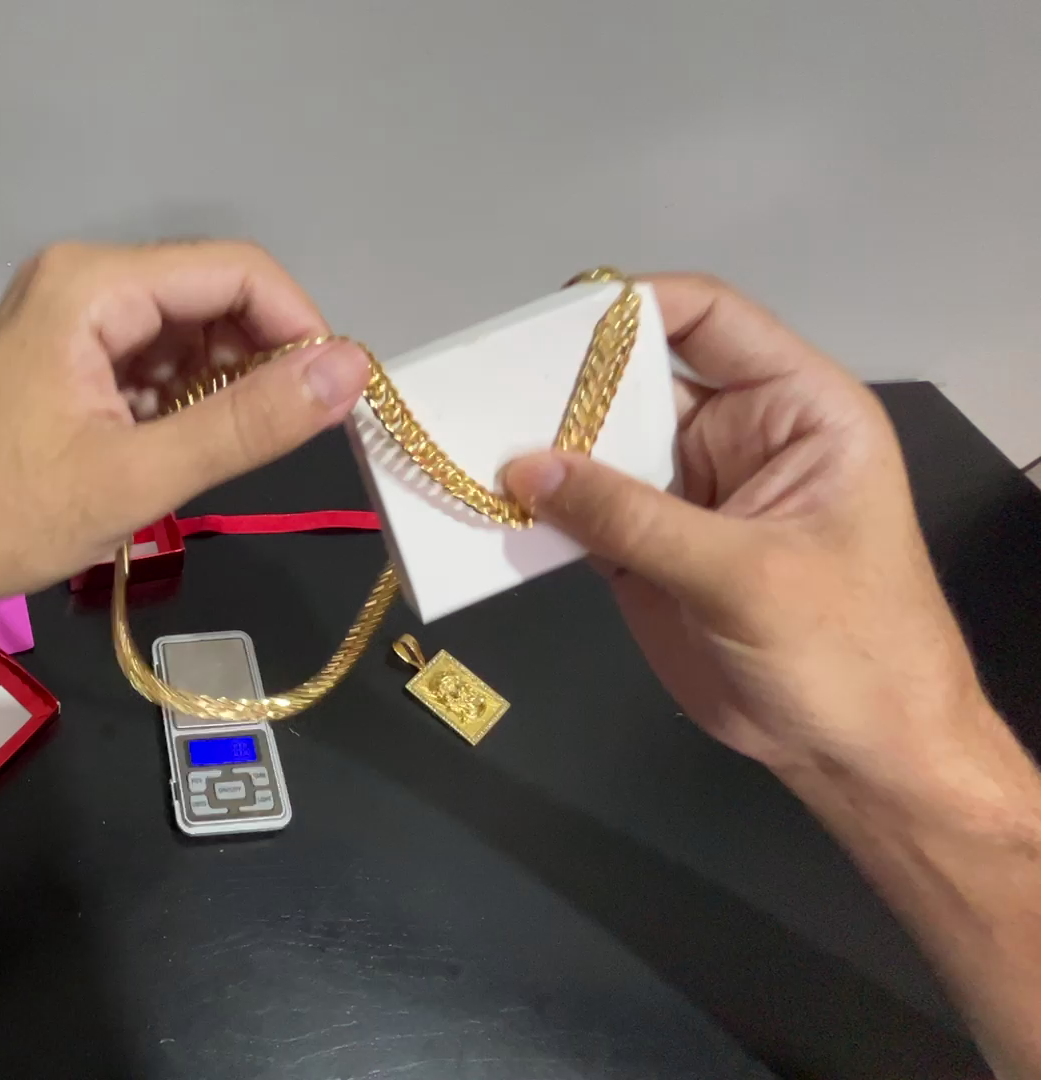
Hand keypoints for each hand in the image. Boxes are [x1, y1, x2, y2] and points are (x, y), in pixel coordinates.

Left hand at [0, 241, 369, 617]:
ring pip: (175, 333)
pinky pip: (139, 361)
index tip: (329, 398)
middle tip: (271, 438)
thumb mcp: (137, 477)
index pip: (234, 271)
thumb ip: (247, 422)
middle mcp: (75, 280)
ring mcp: (59, 317)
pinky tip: (167, 449)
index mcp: (90, 285)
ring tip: (212, 453)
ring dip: (213, 386)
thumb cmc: (6, 518)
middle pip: (204, 297)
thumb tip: (350, 368)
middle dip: (253, 360)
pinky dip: (171, 399)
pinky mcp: (53, 356)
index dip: (297, 326)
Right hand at [503, 274, 988, 781]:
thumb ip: (630, 518)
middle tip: (479, 397)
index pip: (708, 323)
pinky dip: (528, 509)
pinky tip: (485, 508)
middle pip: (628, 385)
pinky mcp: (631, 544)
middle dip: (557, 387)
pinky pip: (569, 509)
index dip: (632, 309)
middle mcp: (724, 439)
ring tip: (465, 451)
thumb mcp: (744, 574)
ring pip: (588, 449)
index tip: (548, 327)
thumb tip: (520, 470)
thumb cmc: (844, 650)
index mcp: (789, 413)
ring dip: (532, 452)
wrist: (845, 750)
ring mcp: (671, 493)